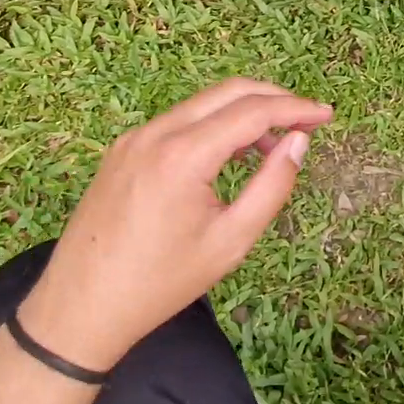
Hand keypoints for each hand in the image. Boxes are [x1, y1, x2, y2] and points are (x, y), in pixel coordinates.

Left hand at [16, 79, 332, 371]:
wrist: (76, 312)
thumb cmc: (160, 283)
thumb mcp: (231, 241)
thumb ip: (273, 185)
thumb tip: (299, 142)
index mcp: (183, 155)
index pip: (253, 111)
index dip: (296, 108)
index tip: (327, 115)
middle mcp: (156, 133)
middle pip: (230, 91)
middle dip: (275, 98)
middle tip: (307, 120)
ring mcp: (135, 138)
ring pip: (205, 103)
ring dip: (246, 112)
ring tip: (274, 146)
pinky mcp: (123, 149)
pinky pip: (181, 120)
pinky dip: (216, 124)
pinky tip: (232, 154)